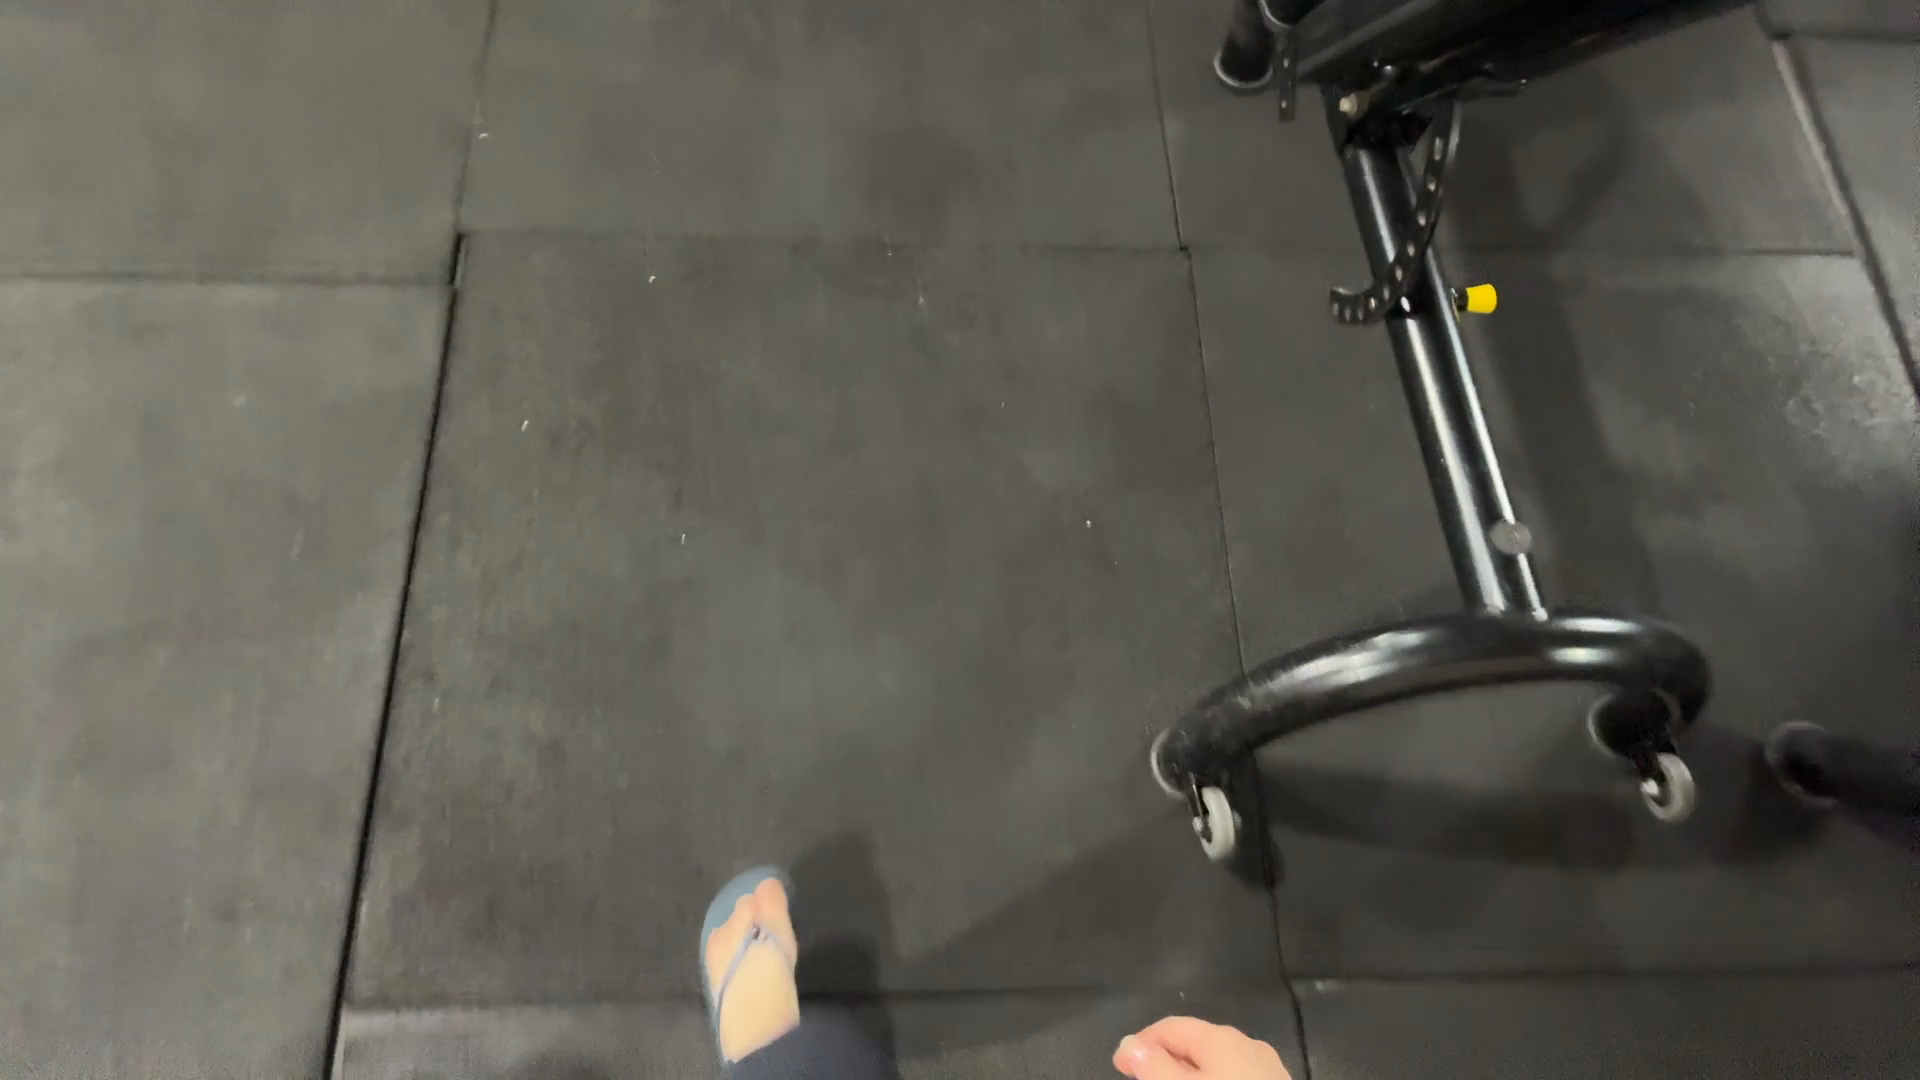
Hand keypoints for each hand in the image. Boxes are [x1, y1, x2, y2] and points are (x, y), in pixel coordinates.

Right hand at [1113, 1017, 1291, 1079]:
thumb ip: (1156, 1068)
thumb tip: (1129, 1044)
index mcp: (1222, 1037)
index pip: (1171, 1027)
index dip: (1141, 1044)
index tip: (1120, 1066)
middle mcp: (1247, 1045)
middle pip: (1195, 1045)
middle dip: (1166, 1061)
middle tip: (1143, 1079)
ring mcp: (1268, 1071)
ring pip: (1217, 1066)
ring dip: (1190, 1074)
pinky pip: (1236, 1079)